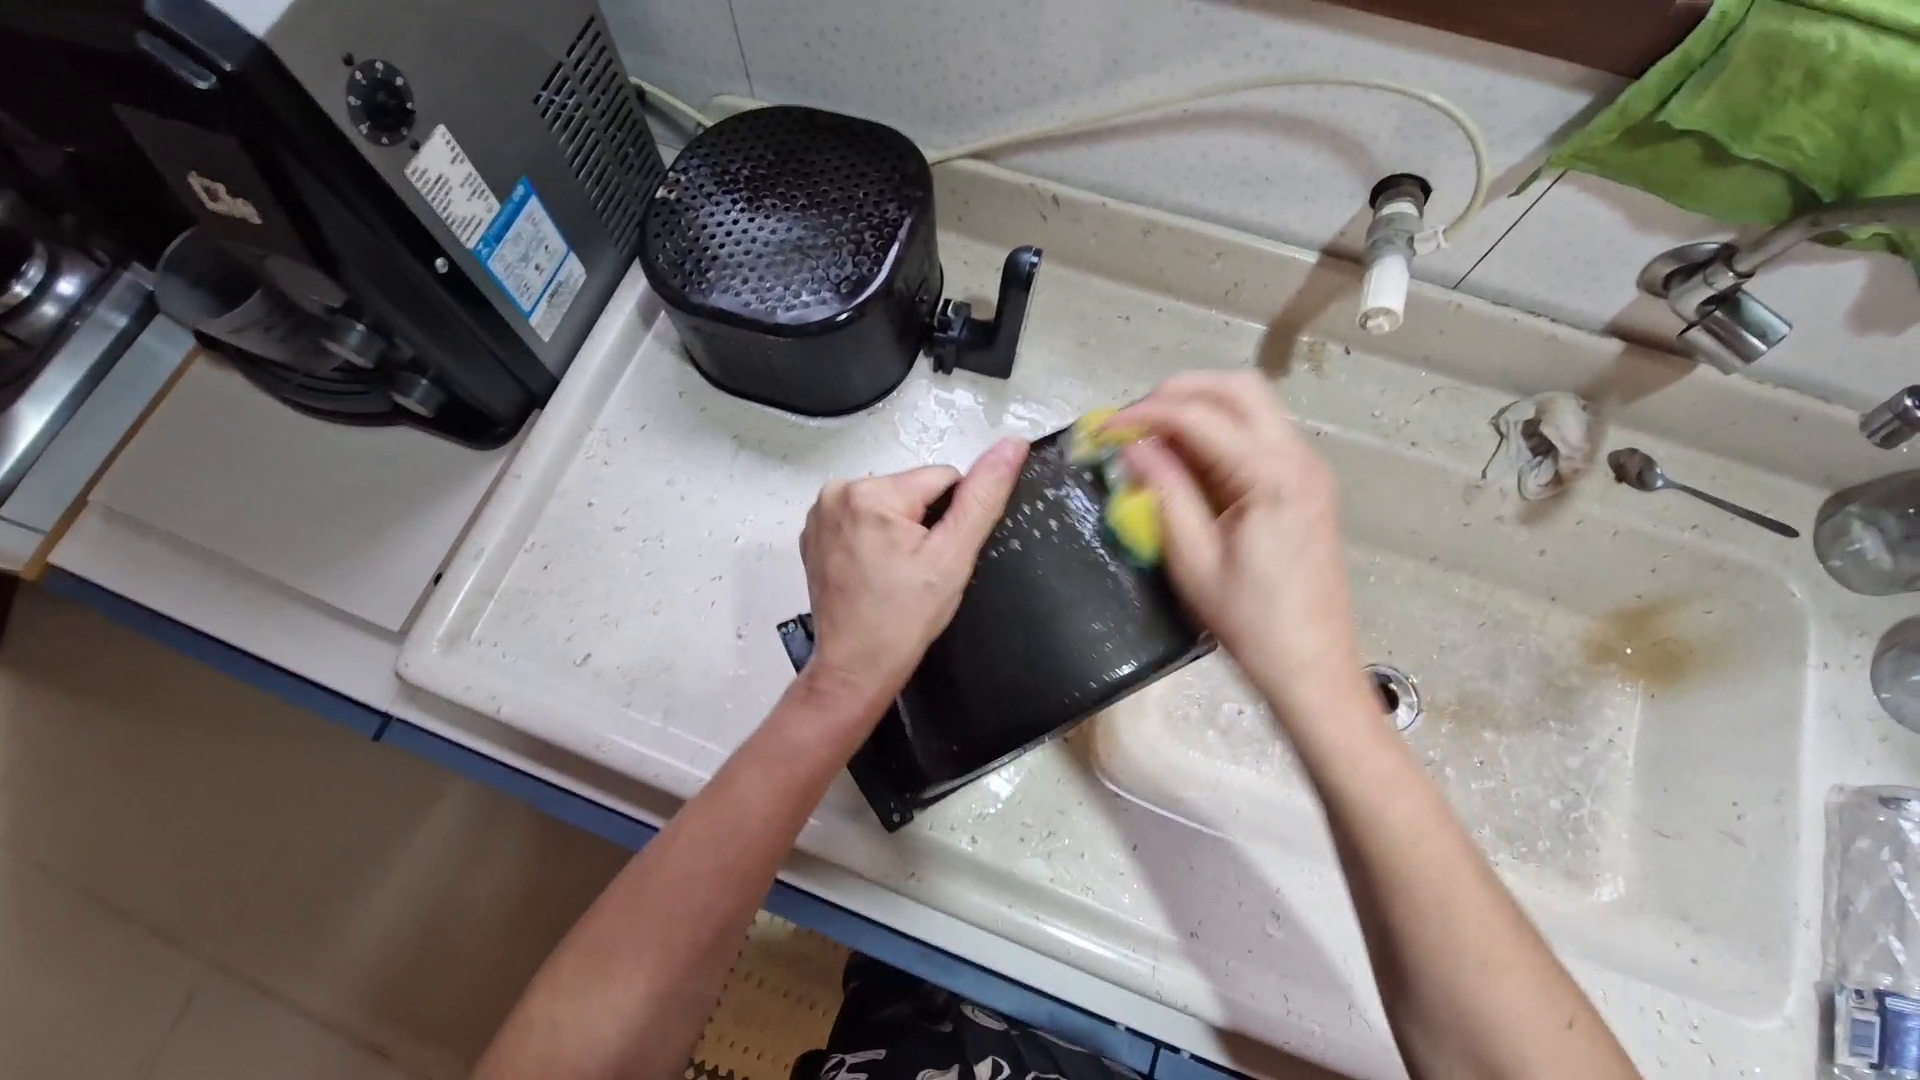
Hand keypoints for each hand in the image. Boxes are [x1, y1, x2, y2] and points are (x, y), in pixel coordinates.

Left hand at [798, 437, 1028, 716]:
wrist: (856, 667)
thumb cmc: (904, 619)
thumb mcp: (953, 556)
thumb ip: (984, 496)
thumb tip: (1011, 446)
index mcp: (871, 491)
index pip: (942, 479)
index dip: (951, 520)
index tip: (935, 558)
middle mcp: (837, 492)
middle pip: (912, 491)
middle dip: (923, 526)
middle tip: (916, 571)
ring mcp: (821, 514)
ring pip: (890, 506)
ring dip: (900, 533)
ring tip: (894, 575)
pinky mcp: (815, 534)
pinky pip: (863, 521)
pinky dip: (875, 541)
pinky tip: (875, 574)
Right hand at [1112, 372, 1370, 722]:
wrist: (1314, 667)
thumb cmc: (1252, 624)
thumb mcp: (1194, 561)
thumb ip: (1164, 493)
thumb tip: (1132, 447)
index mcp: (1273, 477)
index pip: (1200, 417)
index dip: (1145, 414)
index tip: (1106, 428)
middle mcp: (1300, 458)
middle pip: (1238, 387)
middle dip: (1179, 392)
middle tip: (1134, 421)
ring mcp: (1309, 469)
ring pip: (1252, 404)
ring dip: (1200, 407)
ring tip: (1154, 438)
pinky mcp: (1306, 484)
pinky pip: (1260, 434)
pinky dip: (1220, 431)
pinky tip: (1188, 460)